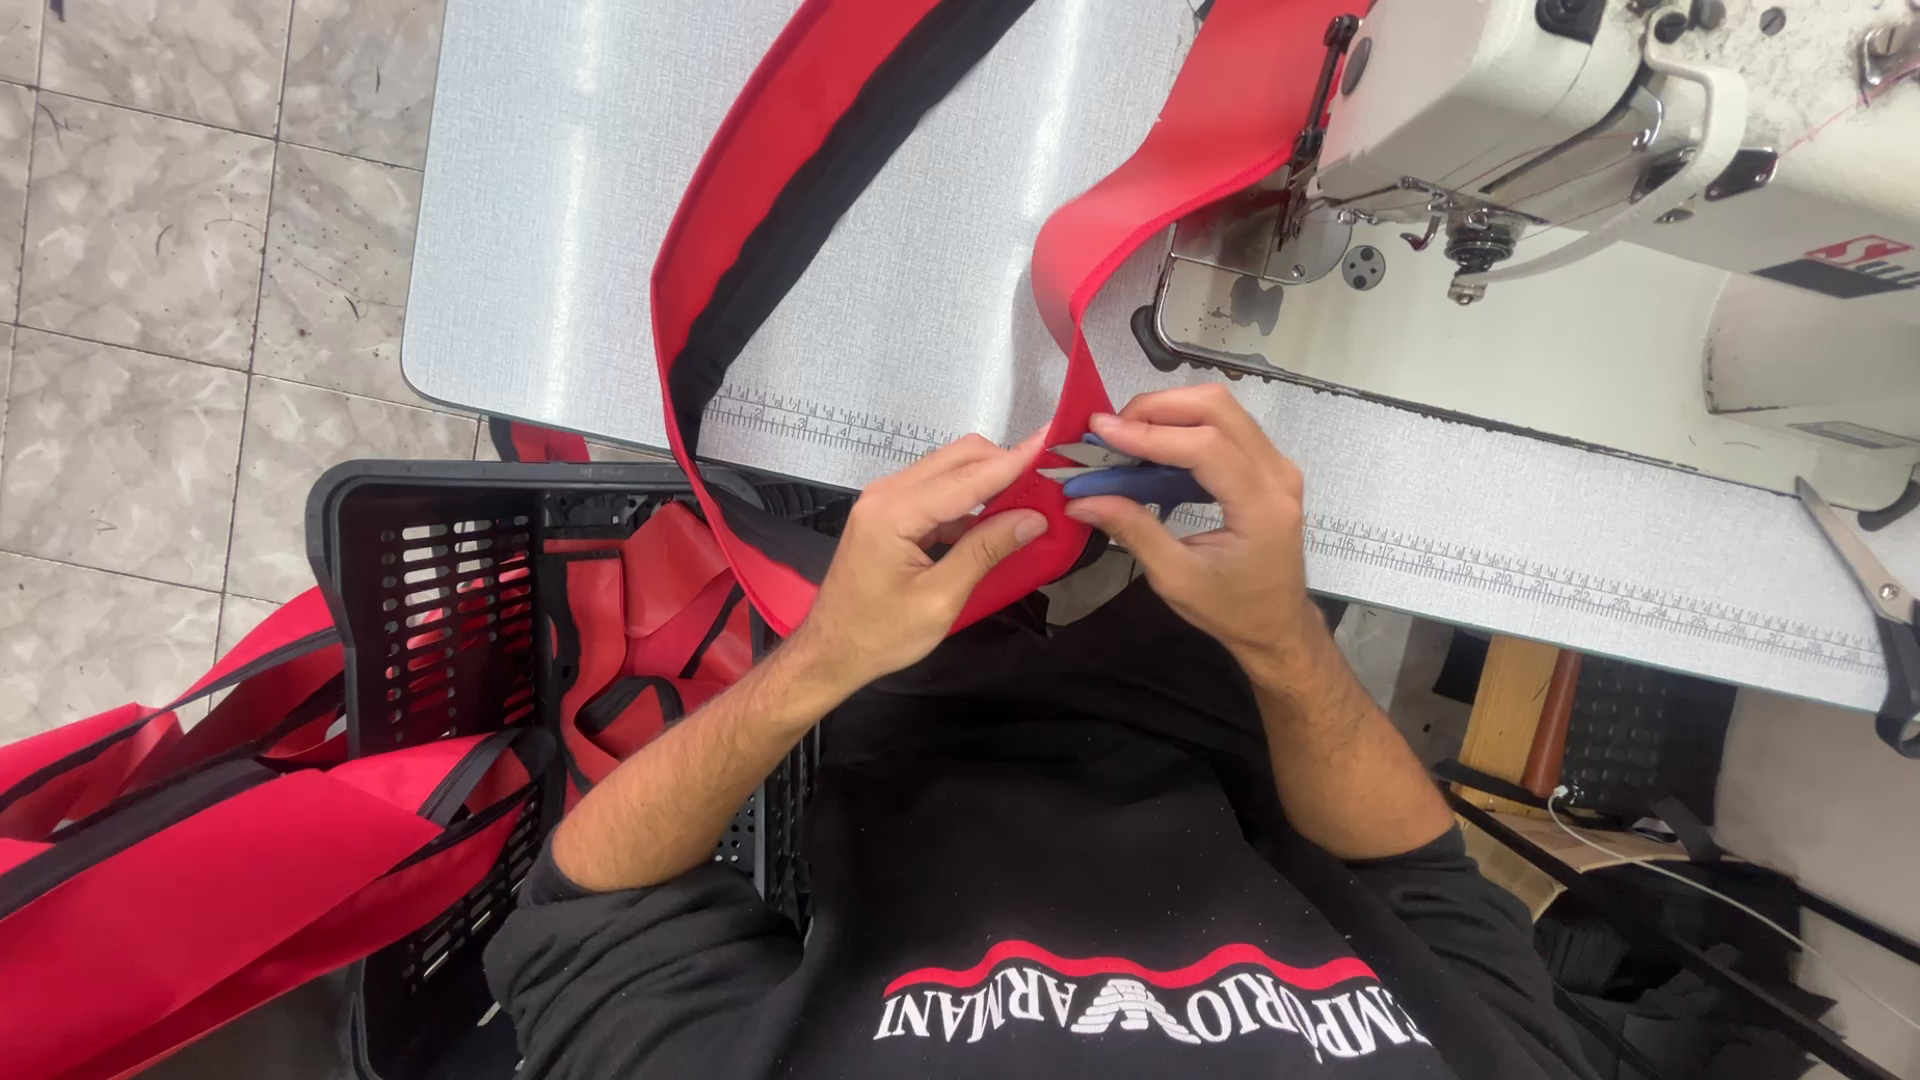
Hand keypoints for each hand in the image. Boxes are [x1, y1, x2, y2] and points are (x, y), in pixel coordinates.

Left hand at [786, 433, 1048, 693]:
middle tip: (1048, 477)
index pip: (966, 478)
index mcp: (893, 513)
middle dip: (1005, 463)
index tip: (1051, 443)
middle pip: (957, 458)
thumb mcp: (940, 600)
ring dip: (990, 478)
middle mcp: (886, 493)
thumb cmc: (880, 635)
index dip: (1013, 462)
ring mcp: (885, 499)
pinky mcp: (890, 512)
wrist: (831, 650)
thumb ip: (985, 552)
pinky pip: (938, 490)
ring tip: (1031, 496)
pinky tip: (996, 518)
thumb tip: (1032, 518)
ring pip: (949, 469)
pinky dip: (970, 498)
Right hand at [1063, 384, 1324, 678]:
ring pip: (1221, 409)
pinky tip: (1150, 446)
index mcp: (1261, 507)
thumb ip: (1132, 530)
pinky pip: (1224, 426)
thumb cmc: (1230, 609)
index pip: (1206, 447)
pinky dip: (1182, 426)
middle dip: (1158, 407)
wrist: (1276, 624)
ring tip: (1125, 435)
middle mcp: (1277, 475)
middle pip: (1218, 408)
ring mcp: (1276, 466)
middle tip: (1112, 429)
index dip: (1150, 434)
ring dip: (1168, 411)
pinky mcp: (1265, 466)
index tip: (1102, 432)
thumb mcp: (1175, 577)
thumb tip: (1081, 500)